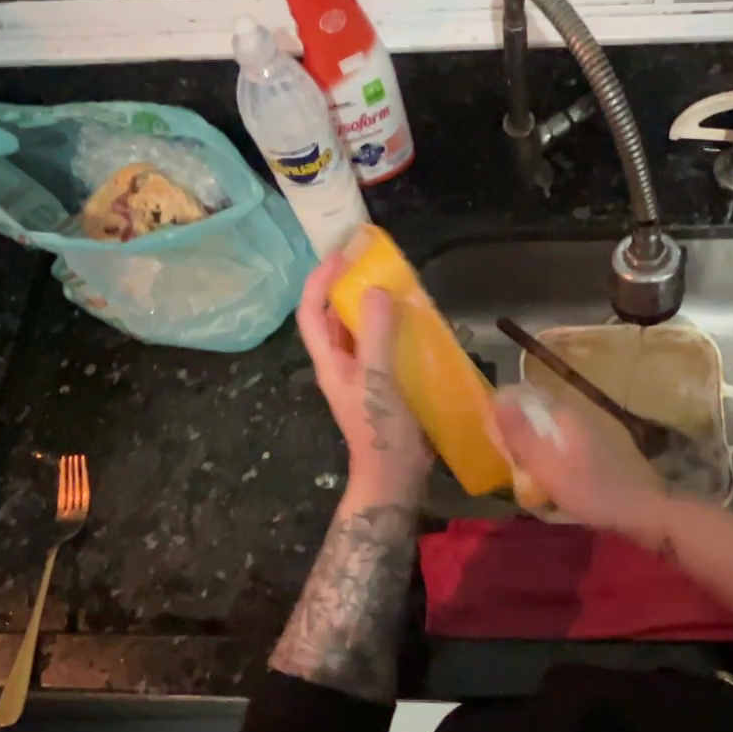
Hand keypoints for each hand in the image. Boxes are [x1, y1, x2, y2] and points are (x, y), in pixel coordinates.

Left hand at [296, 253, 432, 503]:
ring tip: (400, 286)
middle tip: (375, 264)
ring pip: (362, 332)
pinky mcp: (387, 386)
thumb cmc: (381, 430)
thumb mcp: (378, 380)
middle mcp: (343, 364)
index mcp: (330, 361)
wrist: (396, 476)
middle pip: (336, 318)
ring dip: (375, 308)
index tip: (342, 255)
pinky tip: (420, 322)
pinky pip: (387, 348)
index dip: (320, 281)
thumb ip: (375, 335)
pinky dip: (398, 330)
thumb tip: (375, 290)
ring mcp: (365, 376)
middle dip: (349, 288)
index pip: (312, 312)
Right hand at [491, 386, 670, 543]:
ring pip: (550, 432)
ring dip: (534, 449)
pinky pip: (563, 447)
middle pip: (536, 415)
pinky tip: (550, 480)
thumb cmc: (591, 491)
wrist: (641, 512)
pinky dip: (551, 459)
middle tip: (507, 462)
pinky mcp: (598, 451)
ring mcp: (590, 434)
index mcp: (564, 415)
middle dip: (517, 433)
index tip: (492, 437)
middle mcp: (577, 417)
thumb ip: (520, 435)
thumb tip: (496, 400)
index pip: (525, 397)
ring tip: (524, 474)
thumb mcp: (548, 467)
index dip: (504, 412)